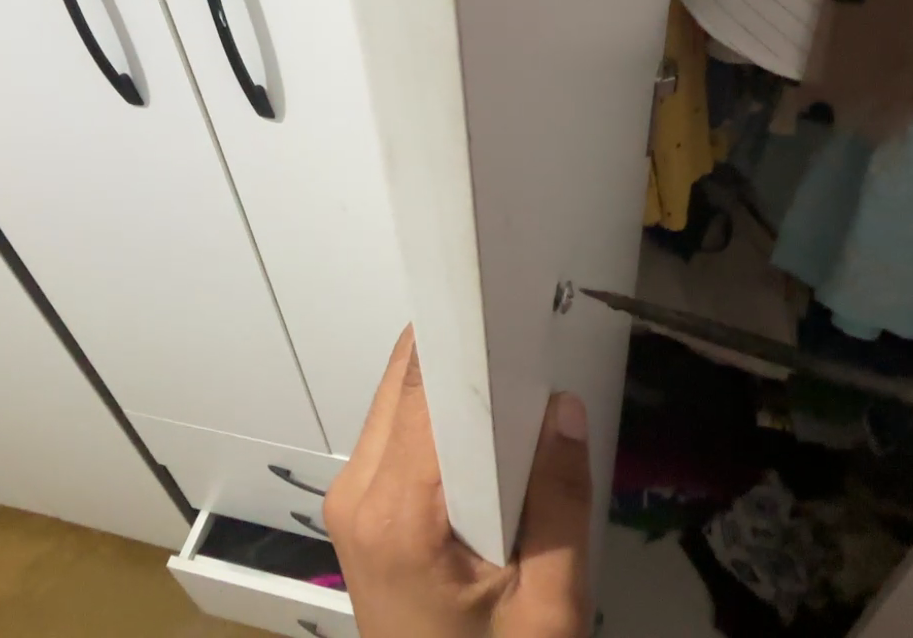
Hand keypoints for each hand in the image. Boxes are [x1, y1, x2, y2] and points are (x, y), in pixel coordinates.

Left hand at [323, 328, 593, 637]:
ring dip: (449, 381)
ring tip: (508, 372)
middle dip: (462, 353)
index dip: (465, 341)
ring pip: (397, 398)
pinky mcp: (358, 507)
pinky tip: (481, 419)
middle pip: (404, 382)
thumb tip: (563, 404)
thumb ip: (559, 502)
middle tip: (520, 333)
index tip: (506, 306)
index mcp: (397, 514)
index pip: (424, 389)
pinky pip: (396, 430)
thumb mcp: (548, 606)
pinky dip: (435, 412)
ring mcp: (349, 498)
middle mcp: (357, 492)